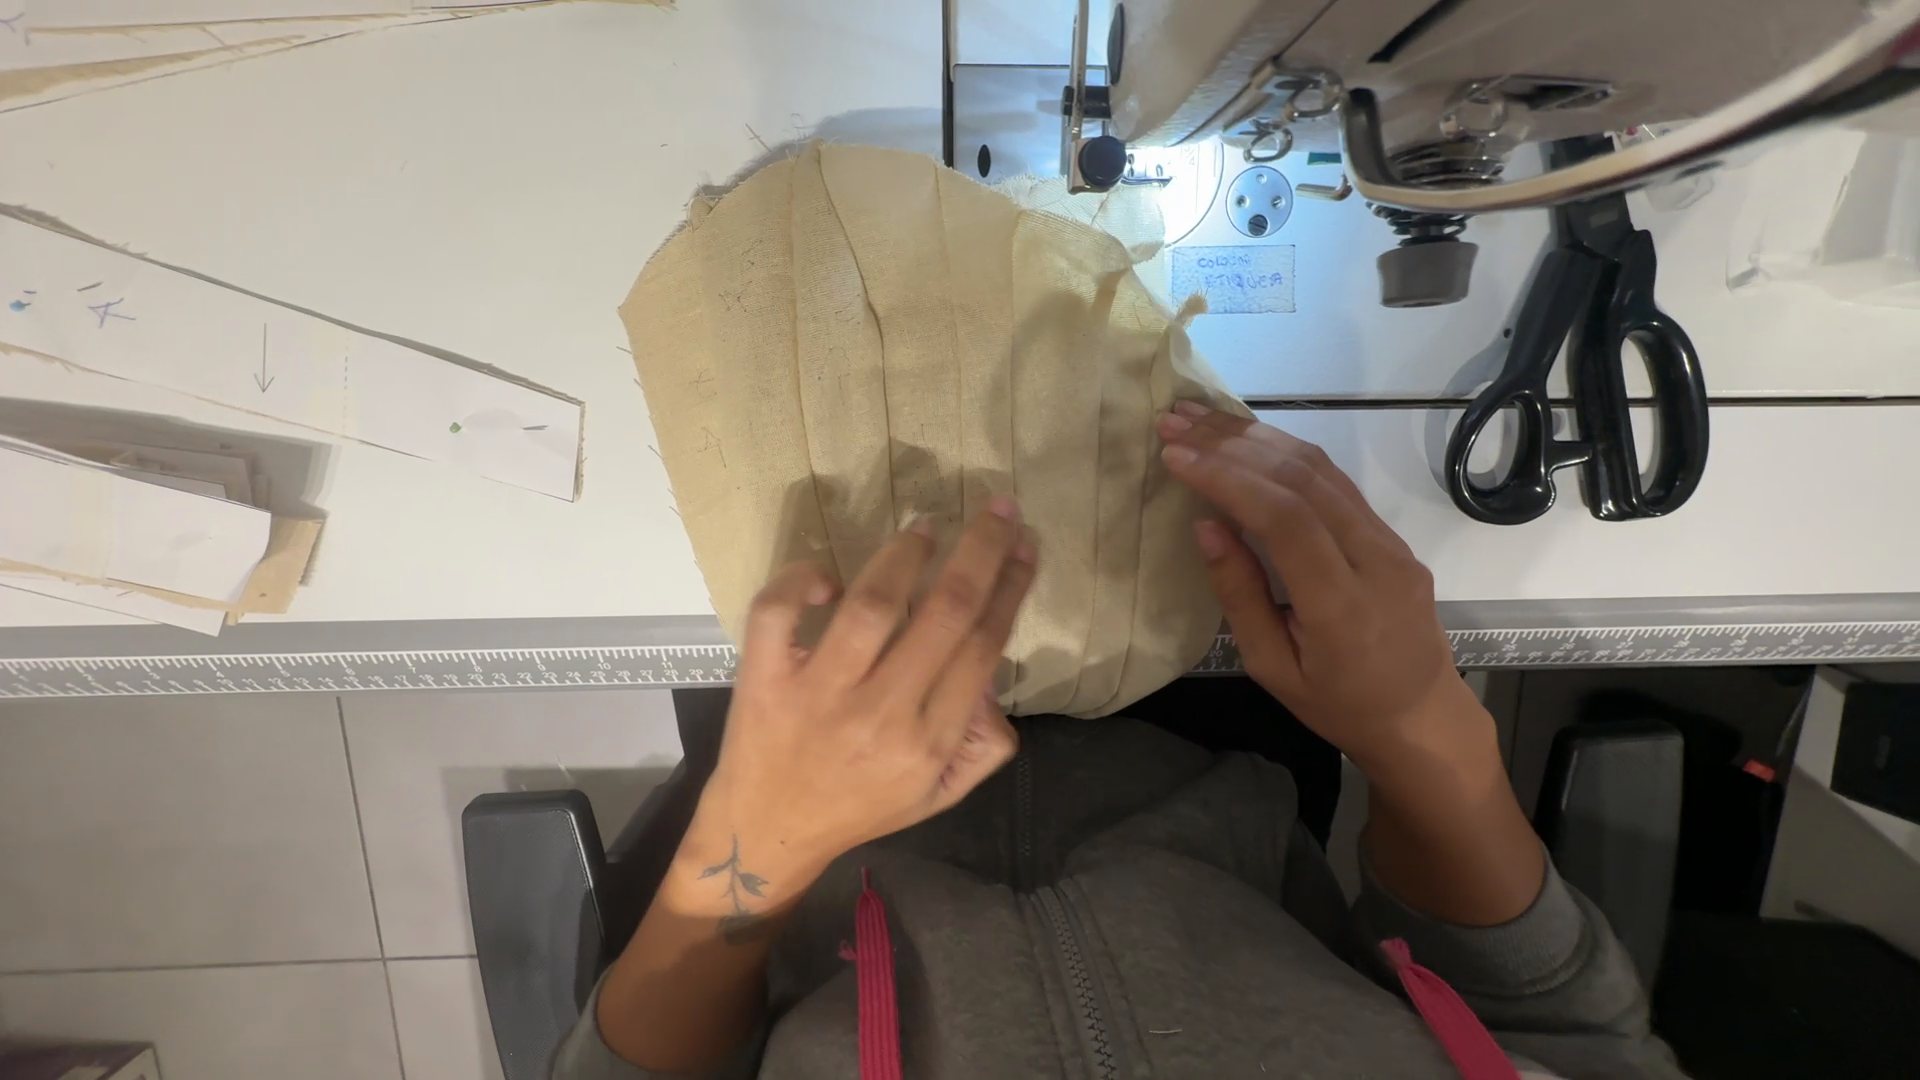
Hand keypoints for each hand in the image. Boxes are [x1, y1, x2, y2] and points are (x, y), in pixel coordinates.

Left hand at [697, 498, 1036, 877]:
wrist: (766, 833)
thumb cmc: (861, 806)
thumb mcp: (939, 793)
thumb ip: (983, 742)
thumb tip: (992, 673)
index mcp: (928, 742)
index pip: (982, 647)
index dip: (1010, 589)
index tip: (1025, 546)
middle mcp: (880, 714)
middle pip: (944, 614)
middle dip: (981, 552)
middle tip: (999, 510)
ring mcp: (817, 694)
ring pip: (872, 605)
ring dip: (905, 556)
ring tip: (926, 529)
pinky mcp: (763, 678)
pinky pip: (779, 613)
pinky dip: (801, 580)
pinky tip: (827, 577)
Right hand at [1156, 402, 1479, 768]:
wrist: (1422, 716)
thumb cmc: (1337, 704)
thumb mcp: (1272, 667)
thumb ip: (1240, 596)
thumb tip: (1206, 526)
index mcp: (1342, 605)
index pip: (1284, 519)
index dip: (1227, 479)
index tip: (1175, 455)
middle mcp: (1376, 560)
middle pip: (1302, 480)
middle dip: (1232, 444)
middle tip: (1175, 421)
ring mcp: (1390, 542)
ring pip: (1322, 469)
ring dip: (1257, 436)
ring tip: (1201, 418)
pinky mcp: (1390, 534)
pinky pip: (1335, 480)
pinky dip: (1285, 451)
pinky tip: (1247, 438)